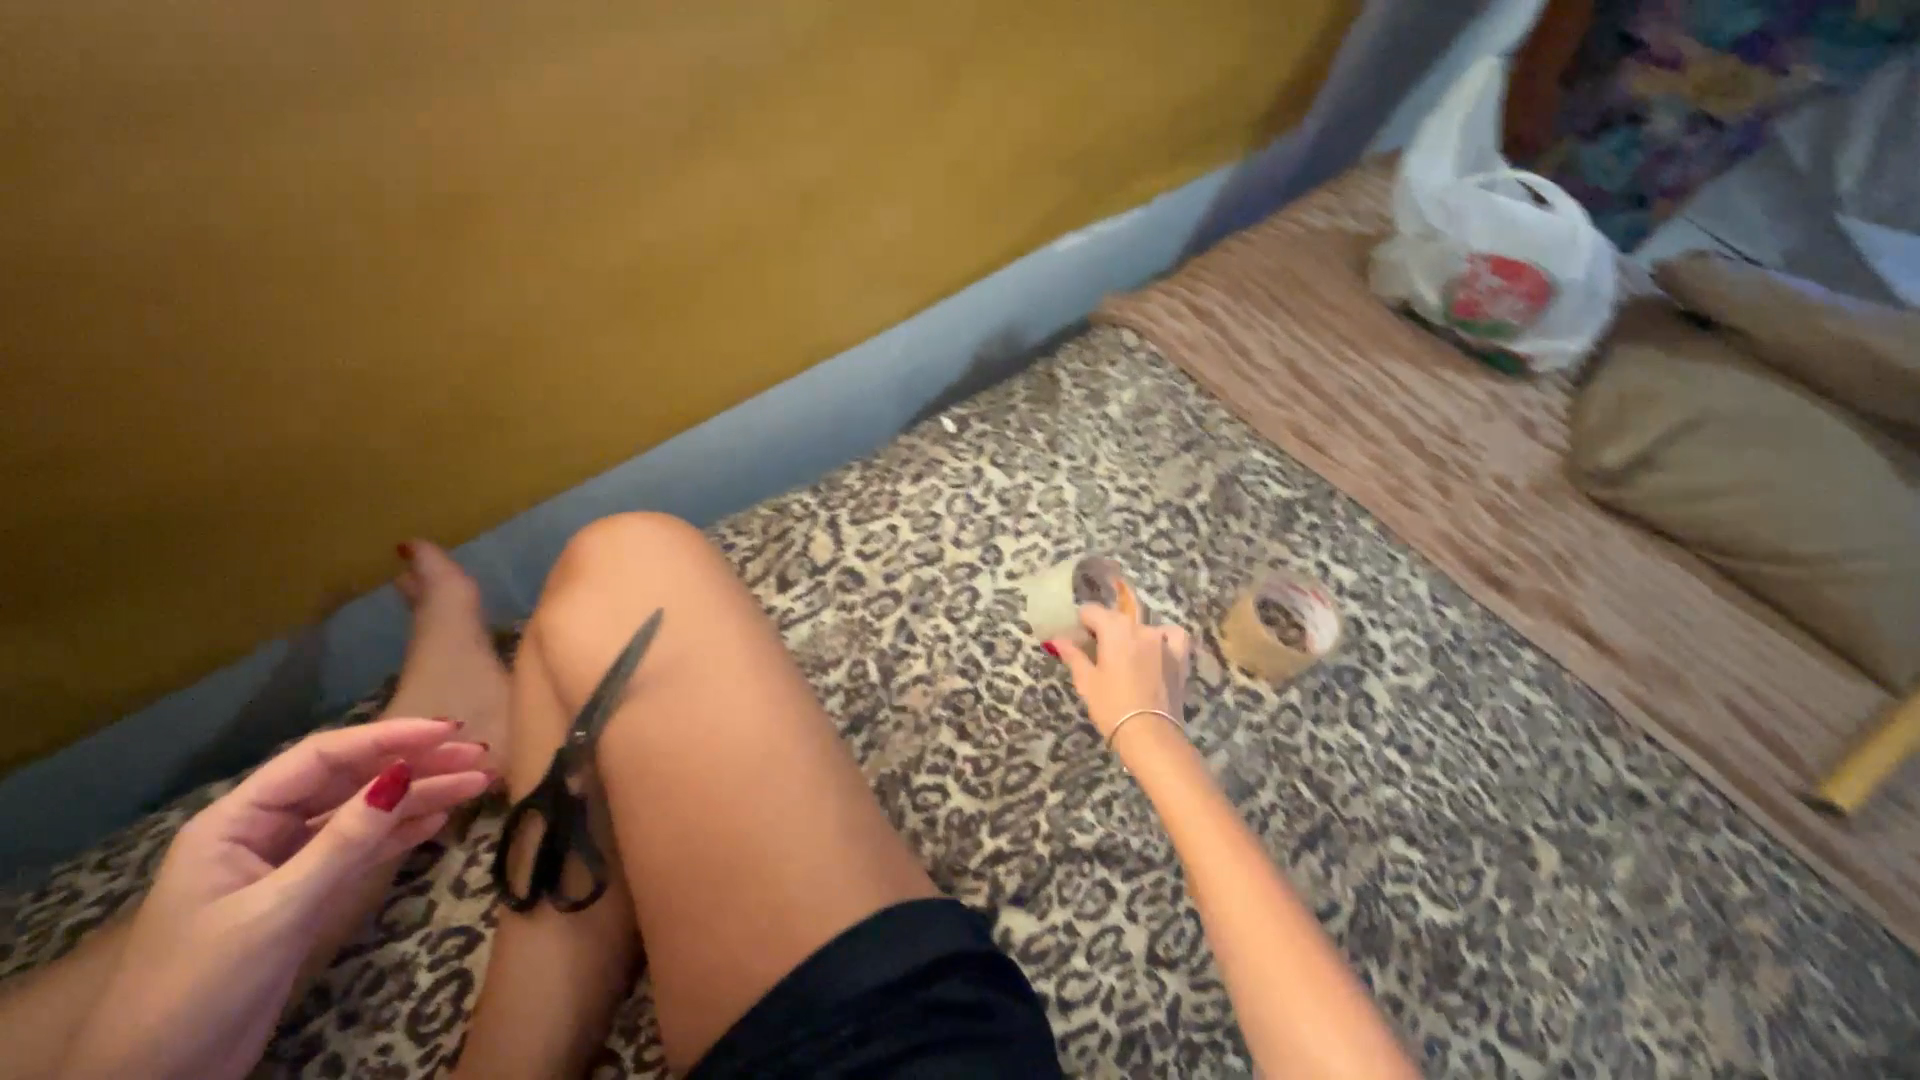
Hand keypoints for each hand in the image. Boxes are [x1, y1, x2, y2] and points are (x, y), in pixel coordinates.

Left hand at [61, 718, 492, 1079]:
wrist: (157, 1079)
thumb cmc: (199, 986)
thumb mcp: (277, 910)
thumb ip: (342, 842)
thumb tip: (401, 775)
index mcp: (236, 821)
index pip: (321, 759)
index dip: (386, 738)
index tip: (446, 731)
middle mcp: (262, 831)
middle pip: (349, 781)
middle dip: (415, 765)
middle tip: (478, 754)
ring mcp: (286, 864)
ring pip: (362, 814)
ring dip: (419, 796)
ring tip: (478, 782)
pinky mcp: (306, 895)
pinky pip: (362, 849)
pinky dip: (402, 833)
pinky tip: (440, 819)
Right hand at [1047, 604, 1192, 739]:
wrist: (1149, 734)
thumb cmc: (1111, 706)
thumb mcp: (1086, 681)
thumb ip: (1073, 655)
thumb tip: (1058, 639)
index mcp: (1114, 629)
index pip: (1091, 611)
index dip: (1080, 622)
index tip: (1075, 638)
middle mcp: (1140, 627)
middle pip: (1116, 617)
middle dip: (1103, 628)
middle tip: (1094, 651)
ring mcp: (1163, 640)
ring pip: (1142, 627)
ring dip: (1130, 635)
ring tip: (1124, 655)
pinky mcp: (1179, 656)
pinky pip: (1172, 636)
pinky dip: (1163, 637)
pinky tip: (1156, 646)